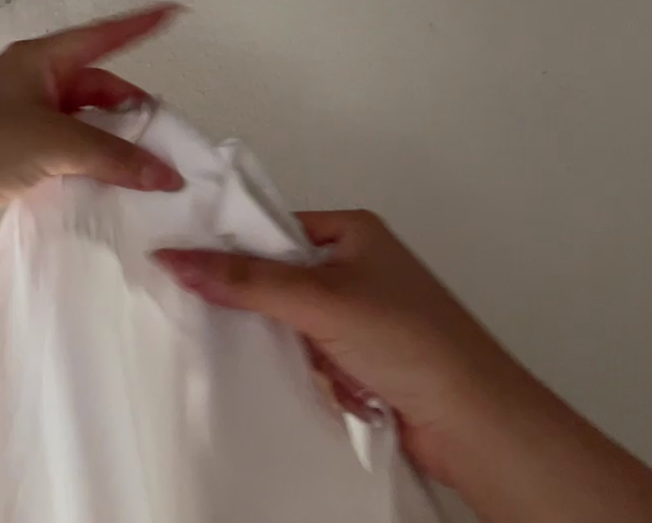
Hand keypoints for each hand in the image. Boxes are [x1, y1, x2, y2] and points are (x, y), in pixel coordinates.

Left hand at [0, 5, 186, 251]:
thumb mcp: (56, 143)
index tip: (172, 12)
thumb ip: (114, 157)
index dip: (138, 25)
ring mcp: (18, 116)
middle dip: (128, 105)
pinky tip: (107, 180)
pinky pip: (62, 147)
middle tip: (162, 131)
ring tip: (144, 161)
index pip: (100, 37)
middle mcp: (30, 81)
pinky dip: (87, 159)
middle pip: (93, 84)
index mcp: (38, 60)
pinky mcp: (10, 151)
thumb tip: (165, 176)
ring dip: (109, 137)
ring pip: (79, 119)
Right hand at [154, 212, 651, 522]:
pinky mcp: (360, 354)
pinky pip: (306, 347)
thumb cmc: (410, 341)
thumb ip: (245, 280)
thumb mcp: (319, 299)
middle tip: (208, 306)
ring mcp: (359, 311)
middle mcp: (355, 264)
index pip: (273, 226)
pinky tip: (296, 373)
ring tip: (263, 346)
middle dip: (258, 298)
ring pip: (289, 314)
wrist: (475, 425)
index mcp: (351, 230)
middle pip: (278, 272)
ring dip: (282, 337)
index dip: (233, 243)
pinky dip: (300, 362)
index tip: (186, 259)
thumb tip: (175, 258)